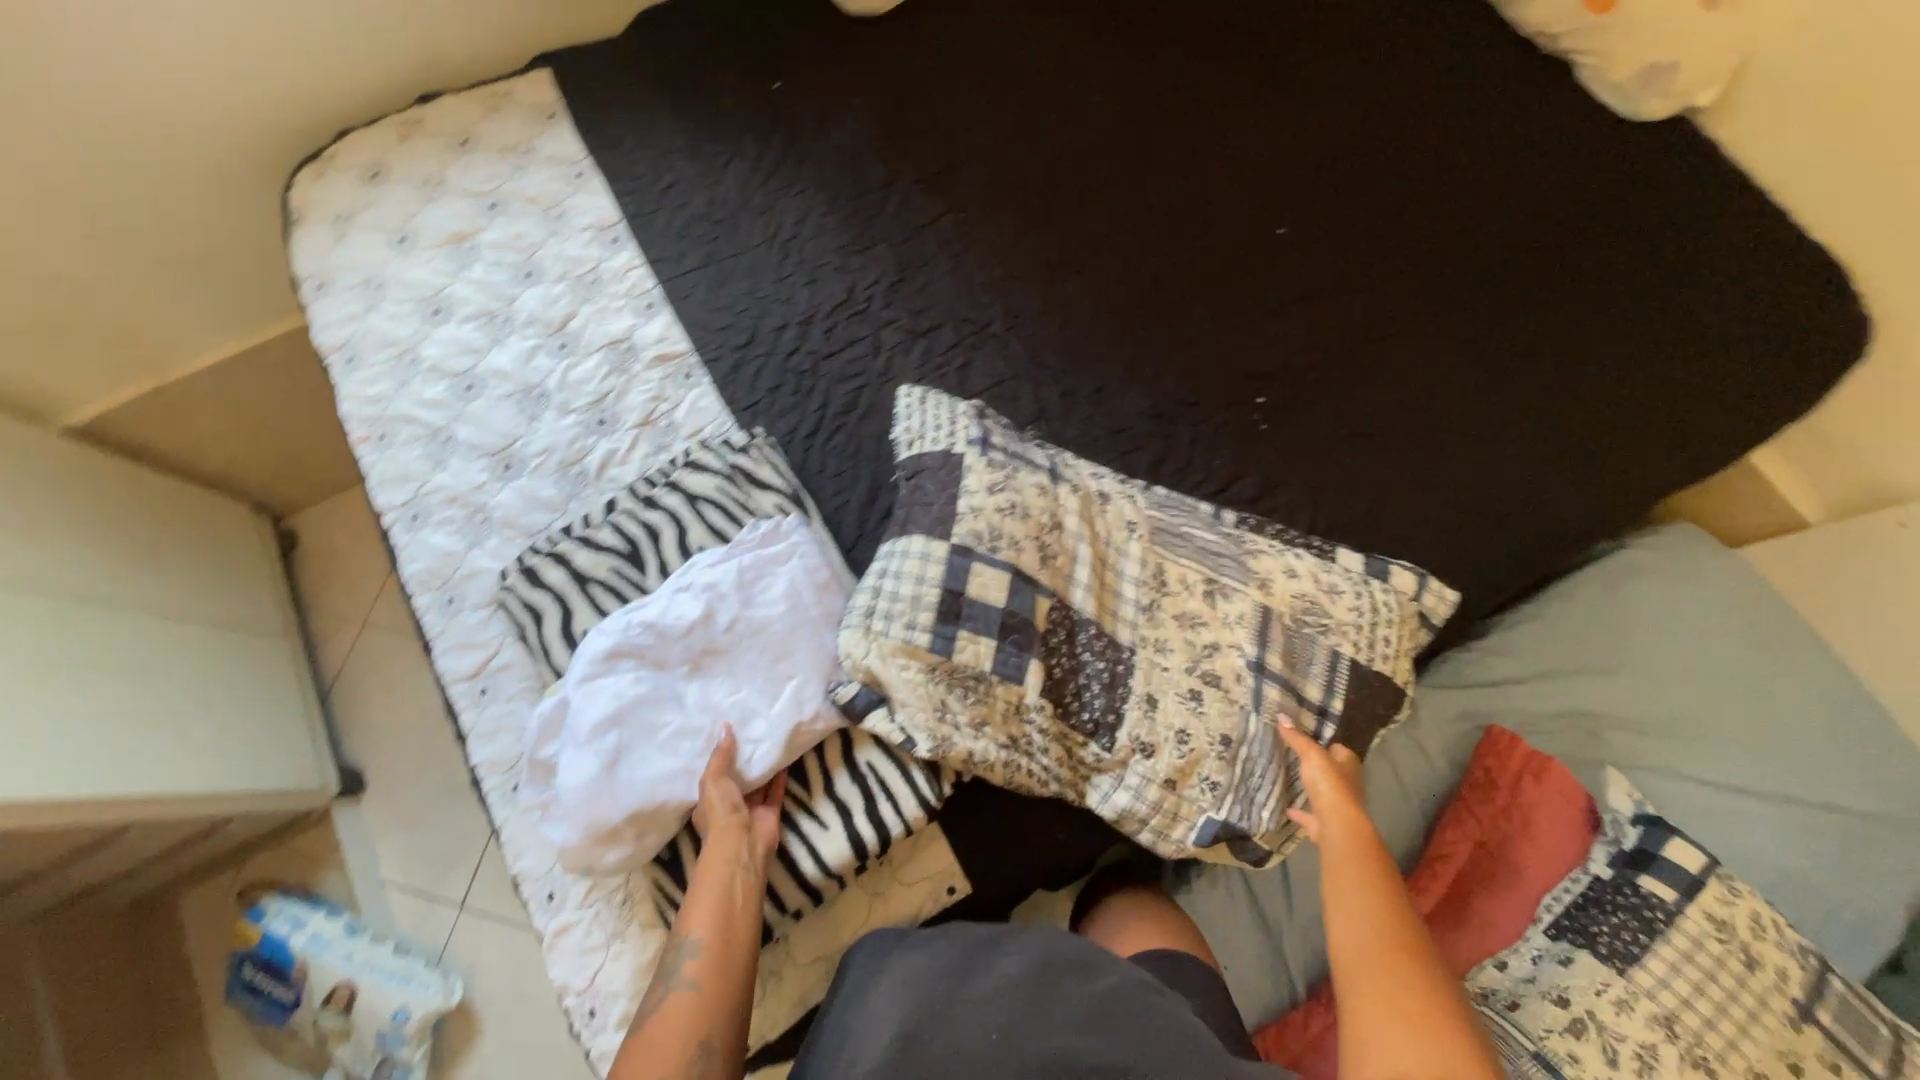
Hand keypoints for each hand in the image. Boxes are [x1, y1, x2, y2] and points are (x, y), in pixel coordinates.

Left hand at [691, 727, 787, 871]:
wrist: (744, 843)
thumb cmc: (720, 812)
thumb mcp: (713, 780)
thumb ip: (720, 755)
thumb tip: (725, 728)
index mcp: (708, 802)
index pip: (713, 777)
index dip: (719, 759)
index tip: (727, 738)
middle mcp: (729, 806)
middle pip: (737, 780)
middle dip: (743, 761)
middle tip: (751, 735)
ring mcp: (750, 810)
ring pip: (757, 784)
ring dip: (762, 767)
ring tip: (768, 742)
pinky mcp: (770, 812)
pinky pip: (775, 790)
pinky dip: (780, 776)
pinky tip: (784, 758)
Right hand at [1277, 720, 1368, 846]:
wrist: (1336, 824)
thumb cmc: (1329, 784)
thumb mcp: (1311, 755)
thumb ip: (1297, 738)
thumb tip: (1281, 715)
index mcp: (1348, 765)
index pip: (1339, 750)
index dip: (1325, 745)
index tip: (1305, 741)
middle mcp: (1348, 784)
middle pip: (1332, 771)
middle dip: (1318, 767)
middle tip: (1294, 758)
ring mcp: (1337, 805)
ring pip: (1323, 793)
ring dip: (1311, 789)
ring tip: (1291, 780)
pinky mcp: (1325, 821)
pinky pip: (1311, 814)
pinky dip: (1300, 812)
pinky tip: (1287, 809)